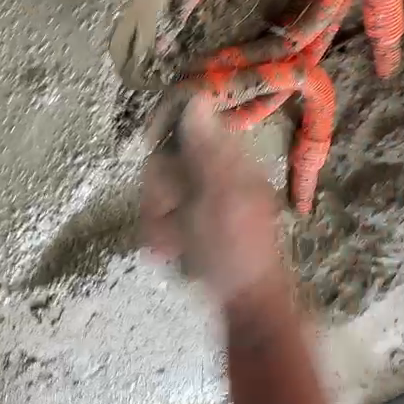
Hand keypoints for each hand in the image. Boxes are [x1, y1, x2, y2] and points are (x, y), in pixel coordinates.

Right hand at [140, 100, 290, 305]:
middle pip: (165, 162)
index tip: (157, 165)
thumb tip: (198, 97)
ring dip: (156, 218)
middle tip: (168, 215)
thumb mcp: (220, 196)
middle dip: (159, 193)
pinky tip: (166, 250)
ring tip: (167, 244)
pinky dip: (160, 232)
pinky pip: (162, 215)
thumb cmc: (237, 251)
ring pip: (158, 191)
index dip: (165, 140)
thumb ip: (206, 150)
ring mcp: (203, 201)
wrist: (246, 305)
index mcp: (228, 161)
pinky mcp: (192, 225)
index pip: (187, 127)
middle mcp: (215, 174)